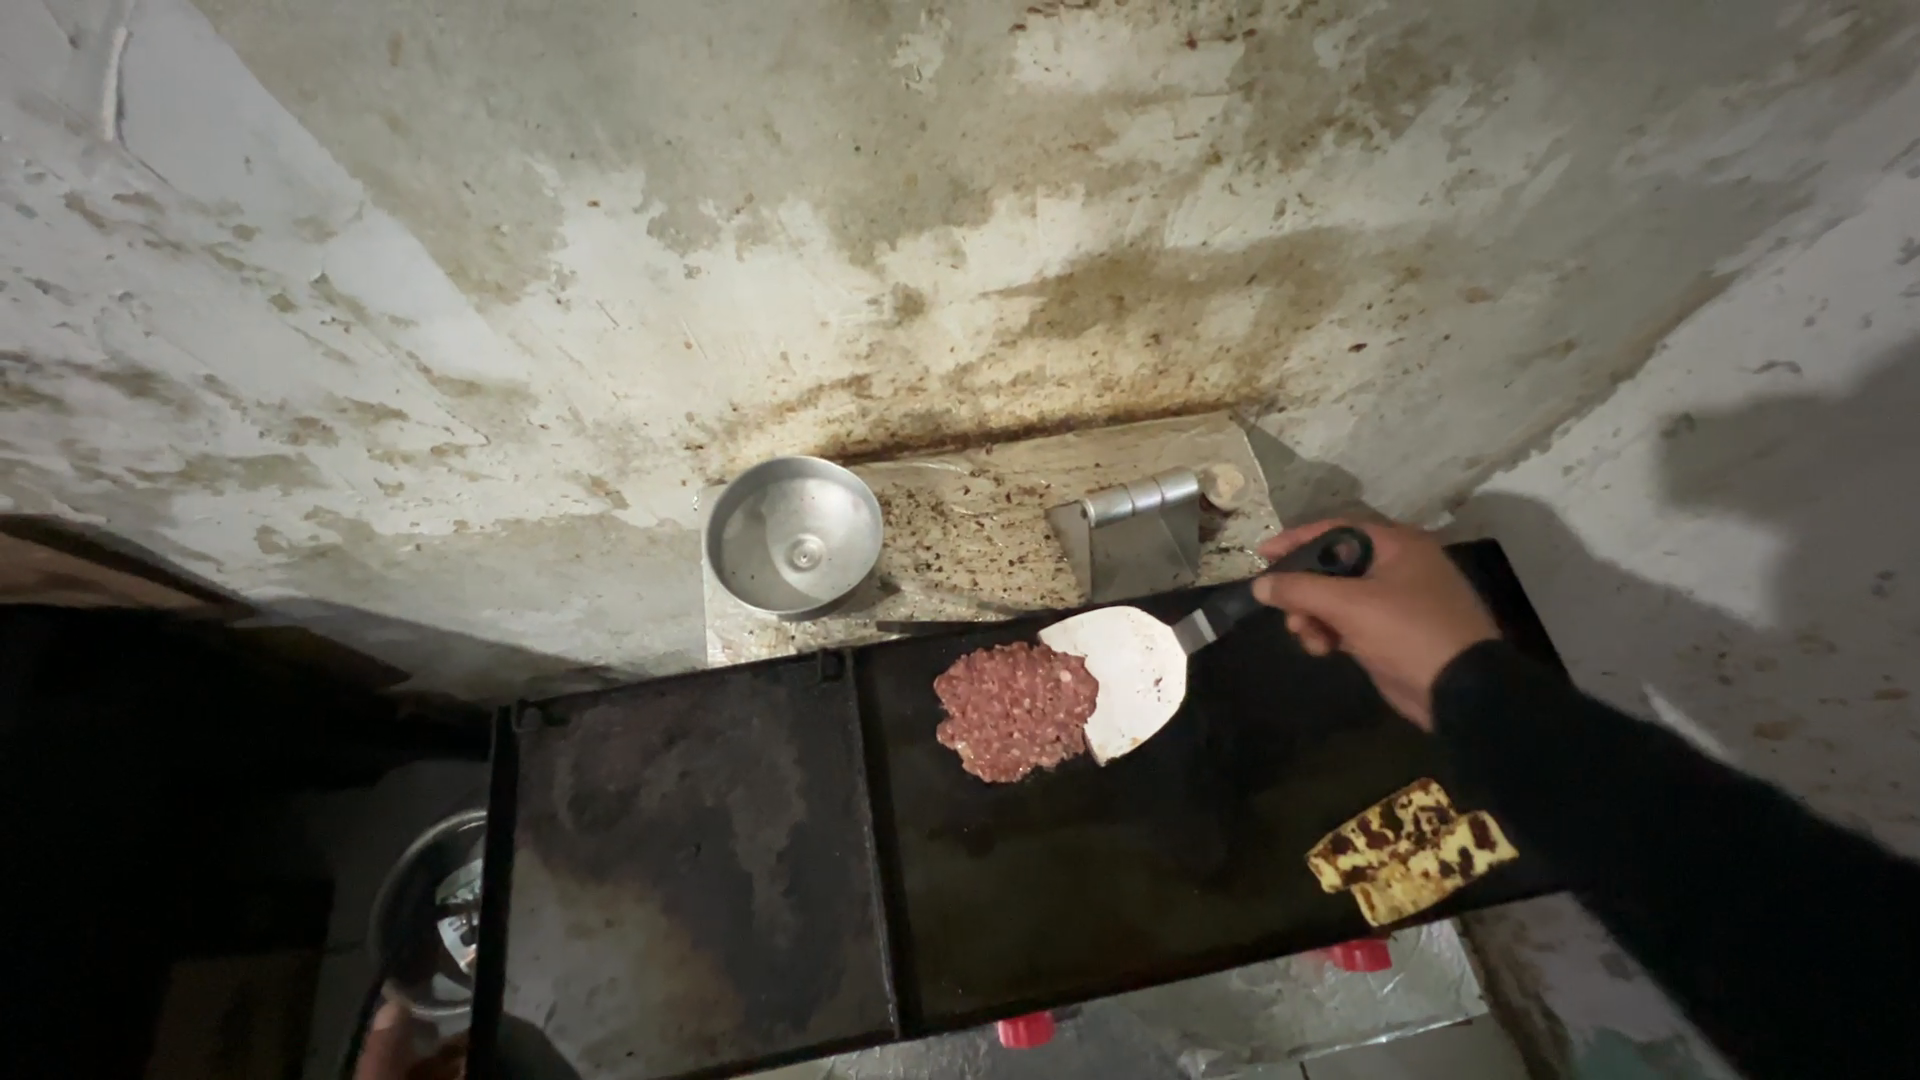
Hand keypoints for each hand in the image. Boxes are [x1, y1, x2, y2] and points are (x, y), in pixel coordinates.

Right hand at [1252, 519, 1499, 729]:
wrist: (1461, 691)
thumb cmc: (1408, 632)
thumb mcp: (1349, 606)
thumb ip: (1299, 589)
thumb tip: (1259, 584)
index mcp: (1397, 546)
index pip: (1334, 530)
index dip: (1295, 540)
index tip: (1262, 555)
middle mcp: (1396, 566)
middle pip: (1330, 566)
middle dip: (1302, 590)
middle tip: (1284, 608)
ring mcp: (1393, 601)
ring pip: (1334, 597)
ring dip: (1311, 615)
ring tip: (1307, 636)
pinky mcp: (1388, 632)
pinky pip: (1346, 622)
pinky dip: (1329, 632)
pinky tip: (1323, 649)